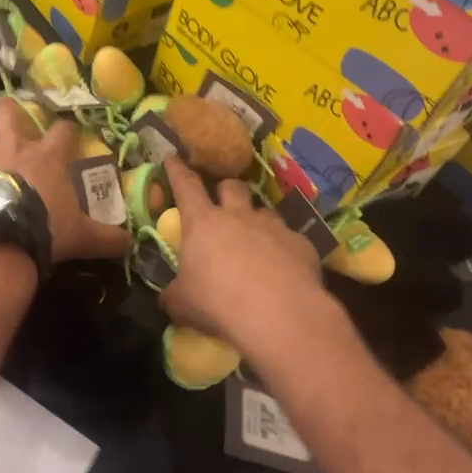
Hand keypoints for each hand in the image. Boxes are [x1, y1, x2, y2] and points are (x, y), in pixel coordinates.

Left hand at [0, 99, 131, 263]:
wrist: (3, 234)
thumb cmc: (47, 227)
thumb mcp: (84, 236)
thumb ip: (108, 237)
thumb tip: (130, 242)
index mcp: (47, 157)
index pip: (64, 131)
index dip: (68, 127)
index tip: (70, 127)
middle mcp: (13, 148)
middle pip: (9, 113)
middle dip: (6, 107)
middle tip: (3, 105)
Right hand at [159, 158, 332, 344]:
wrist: (280, 316)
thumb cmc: (219, 303)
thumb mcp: (182, 303)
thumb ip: (174, 293)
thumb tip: (169, 297)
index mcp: (203, 223)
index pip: (186, 186)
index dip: (177, 170)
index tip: (173, 156)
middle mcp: (239, 216)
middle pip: (231, 186)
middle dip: (225, 189)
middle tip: (222, 203)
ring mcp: (273, 227)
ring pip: (264, 210)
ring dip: (257, 220)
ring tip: (256, 241)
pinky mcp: (302, 245)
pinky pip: (290, 239)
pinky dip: (284, 250)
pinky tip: (284, 270)